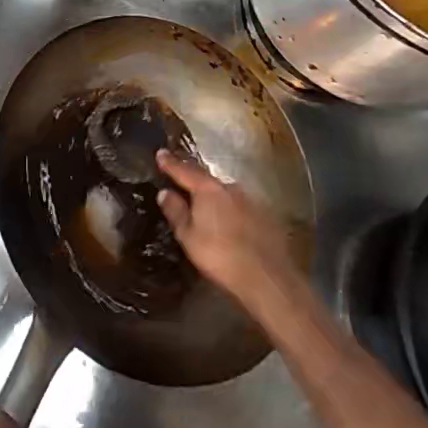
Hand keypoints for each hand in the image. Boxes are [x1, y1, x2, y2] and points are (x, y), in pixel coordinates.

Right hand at [156, 150, 307, 318]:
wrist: (266, 275)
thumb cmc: (219, 255)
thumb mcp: (189, 236)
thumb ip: (176, 211)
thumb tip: (164, 192)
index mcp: (208, 189)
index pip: (184, 170)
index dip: (170, 163)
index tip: (160, 152)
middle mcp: (230, 187)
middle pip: (206, 179)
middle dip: (193, 180)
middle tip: (180, 181)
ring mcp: (250, 198)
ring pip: (224, 192)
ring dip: (213, 195)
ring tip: (203, 204)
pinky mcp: (264, 213)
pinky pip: (238, 204)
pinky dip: (228, 208)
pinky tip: (226, 221)